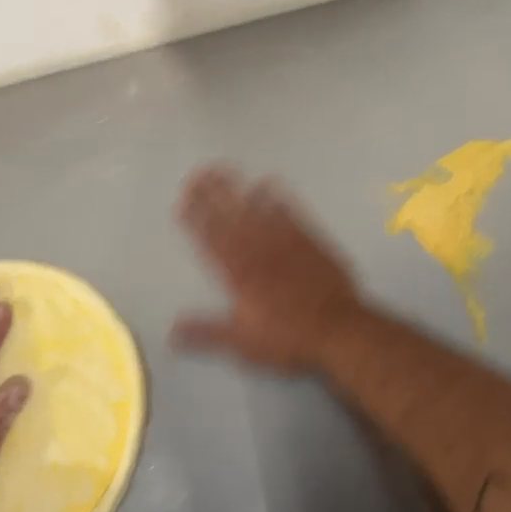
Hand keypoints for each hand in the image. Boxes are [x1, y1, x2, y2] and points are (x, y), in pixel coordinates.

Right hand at [172, 165, 364, 369]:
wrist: (338, 329)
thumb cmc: (289, 339)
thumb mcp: (241, 341)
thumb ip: (206, 332)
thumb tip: (172, 330)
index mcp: (238, 275)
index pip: (211, 241)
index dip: (195, 220)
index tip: (182, 200)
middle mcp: (259, 252)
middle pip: (230, 218)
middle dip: (211, 195)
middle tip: (197, 173)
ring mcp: (285, 243)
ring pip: (256, 210)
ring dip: (237, 189)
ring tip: (222, 169)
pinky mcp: (310, 241)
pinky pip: (290, 213)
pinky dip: (276, 198)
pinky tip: (267, 183)